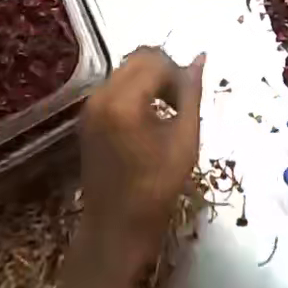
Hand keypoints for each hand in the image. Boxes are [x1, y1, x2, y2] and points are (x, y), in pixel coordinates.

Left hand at [78, 48, 204, 268]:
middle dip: (164, 71)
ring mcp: (90, 104)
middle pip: (138, 58)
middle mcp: (101, 94)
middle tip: (181, 102)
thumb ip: (191, 96)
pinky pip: (115, 86)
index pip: (156, 61)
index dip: (179, 75)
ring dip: (150, 80)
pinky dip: (135, 91)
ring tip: (168, 111)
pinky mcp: (87, 115)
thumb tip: (200, 59)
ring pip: (126, 70)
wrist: (115, 228)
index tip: (190, 101)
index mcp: (124, 101)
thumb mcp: (184, 142)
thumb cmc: (156, 190)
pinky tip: (149, 118)